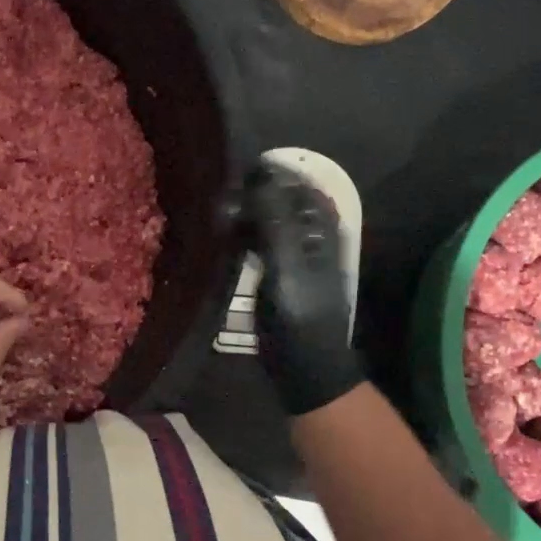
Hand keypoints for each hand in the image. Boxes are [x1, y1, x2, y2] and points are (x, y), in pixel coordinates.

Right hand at [244, 163, 365, 414]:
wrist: (306, 367)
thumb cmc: (298, 316)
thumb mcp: (286, 266)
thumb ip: (274, 221)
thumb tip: (261, 175)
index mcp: (322, 228)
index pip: (295, 184)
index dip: (266, 175)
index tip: (233, 173)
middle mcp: (314, 234)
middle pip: (283, 199)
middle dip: (253, 193)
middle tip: (220, 196)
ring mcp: (300, 254)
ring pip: (273, 219)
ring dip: (247, 214)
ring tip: (219, 215)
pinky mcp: (285, 272)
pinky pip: (265, 240)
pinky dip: (247, 234)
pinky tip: (228, 239)